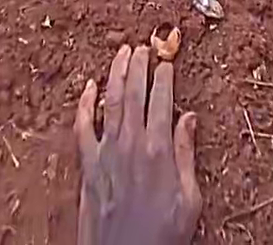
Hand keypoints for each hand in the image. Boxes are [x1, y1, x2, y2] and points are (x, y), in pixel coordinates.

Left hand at [75, 45, 200, 244]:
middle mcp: (131, 144)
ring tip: (122, 52)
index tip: (167, 62)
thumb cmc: (162, 237)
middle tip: (143, 47)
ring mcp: (107, 153)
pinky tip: (89, 86)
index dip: (164, 77)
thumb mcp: (189, 201)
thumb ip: (187, 155)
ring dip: (116, 73)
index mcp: (159, 150)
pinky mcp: (88, 166)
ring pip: (109, 101)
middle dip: (139, 65)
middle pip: (134, 92)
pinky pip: (83, 127)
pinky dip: (85, 104)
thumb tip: (190, 117)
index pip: (162, 100)